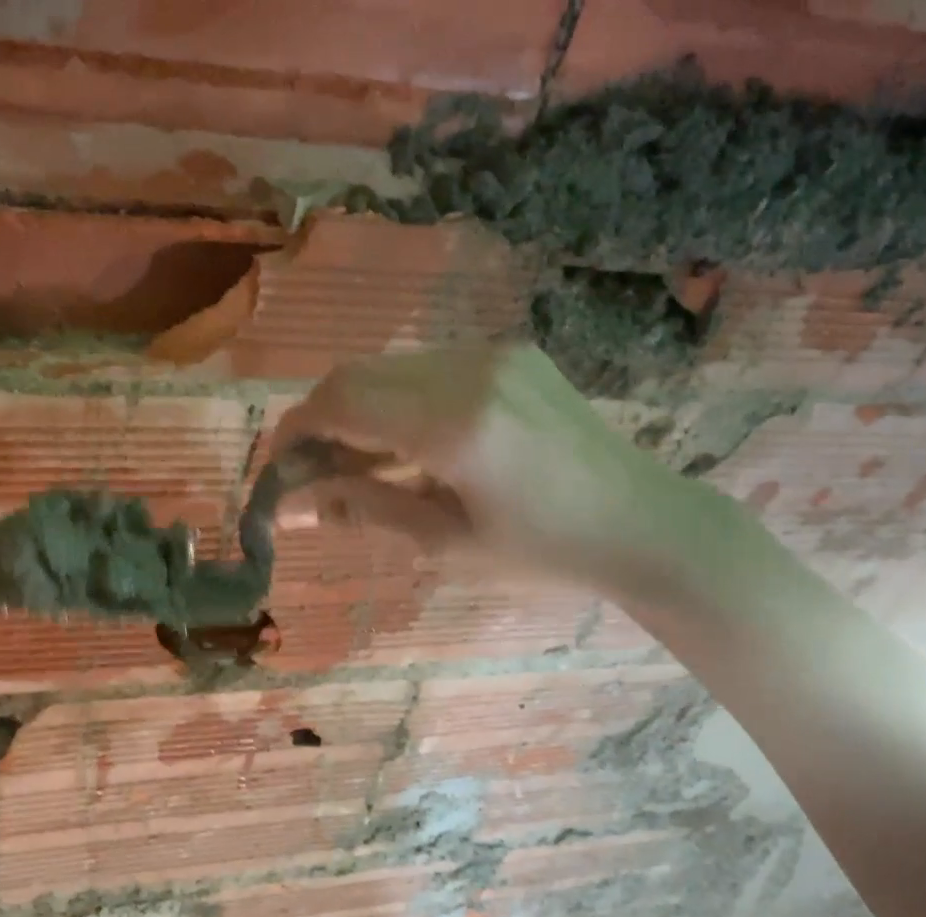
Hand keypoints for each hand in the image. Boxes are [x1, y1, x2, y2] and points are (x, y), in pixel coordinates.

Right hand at [269, 341, 675, 588]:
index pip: (340, 403)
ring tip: (356, 464)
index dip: (295, 431)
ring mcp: (494, 355)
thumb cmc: (543, 552)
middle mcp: (470, 371)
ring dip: (354, 409)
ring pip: (386, 368)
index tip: (279, 469)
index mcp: (455, 425)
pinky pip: (423, 368)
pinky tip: (404, 445)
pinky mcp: (509, 354)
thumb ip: (359, 508)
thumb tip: (286, 505)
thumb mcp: (442, 543)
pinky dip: (393, 400)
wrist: (646, 524)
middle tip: (310, 470)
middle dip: (318, 419)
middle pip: (355, 375)